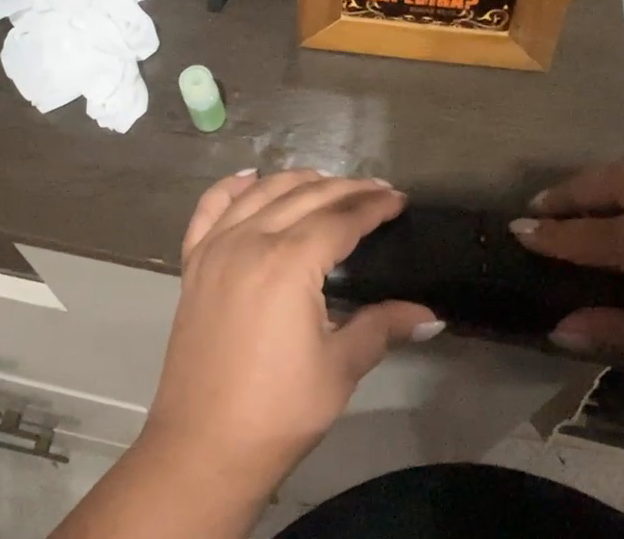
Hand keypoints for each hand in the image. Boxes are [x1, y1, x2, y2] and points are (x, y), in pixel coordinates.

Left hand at [142, 169, 441, 485]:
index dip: (373, 207)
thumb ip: (382, 327)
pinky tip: (250, 178)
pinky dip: (231, 187)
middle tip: (376, 190)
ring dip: (297, 181)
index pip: (340, 219)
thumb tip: (430, 315)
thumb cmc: (279, 410)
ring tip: (327, 182)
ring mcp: (215, 249)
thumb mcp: (340, 367)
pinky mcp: (193, 264)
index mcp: (289, 262)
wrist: (204, 445)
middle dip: (345, 188)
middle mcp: (250, 241)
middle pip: (304, 197)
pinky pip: (209, 209)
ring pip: (260, 194)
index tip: (398, 200)